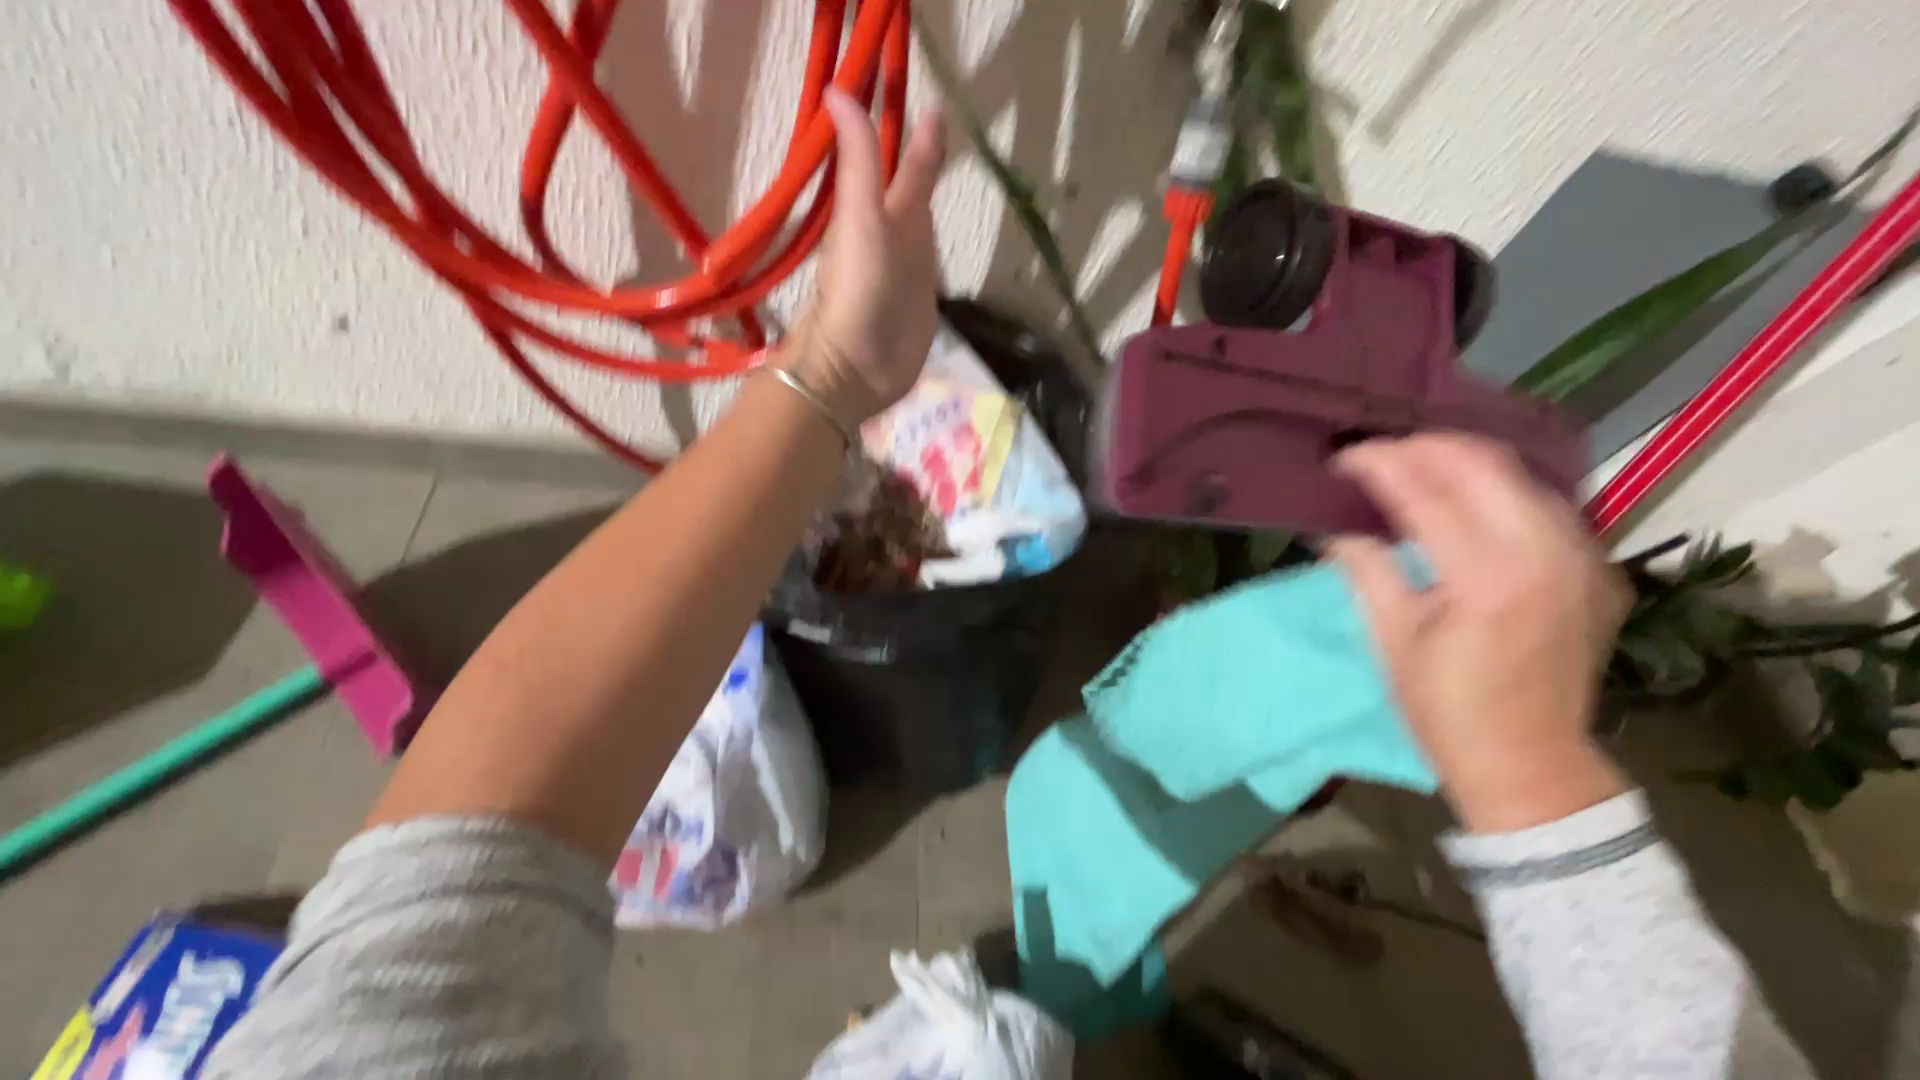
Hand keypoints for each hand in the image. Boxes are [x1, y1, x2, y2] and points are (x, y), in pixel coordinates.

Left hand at [783, 88, 946, 426]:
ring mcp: (909, 266)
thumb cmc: (858, 290)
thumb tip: (839, 88)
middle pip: (914, 184)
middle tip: (948, 119)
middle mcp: (896, 231)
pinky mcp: (922, 299)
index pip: (900, 156)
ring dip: (932, 190)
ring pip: (923, 216)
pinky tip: (944, 227)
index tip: (932, 96)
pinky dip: (939, 236)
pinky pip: (933, 257)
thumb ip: (861, 161)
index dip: (914, 128)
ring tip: (951, 160)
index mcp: (880, 208)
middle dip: (926, 154)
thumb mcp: (861, 219)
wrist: (857, 367)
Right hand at [1328, 434, 1632, 832]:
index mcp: (1487, 578)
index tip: (1343, 457)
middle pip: (1483, 464)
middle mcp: (1545, 554)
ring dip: (1462, 464)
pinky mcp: (1596, 569)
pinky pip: (1545, 505)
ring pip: (1520, 475)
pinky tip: (1466, 506)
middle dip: (1423, 448)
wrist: (1532, 765)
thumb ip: (1366, 568)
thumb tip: (1334, 525)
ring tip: (1415, 472)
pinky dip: (1499, 492)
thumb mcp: (1392, 640)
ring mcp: (1581, 558)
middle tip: (1378, 456)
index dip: (1380, 464)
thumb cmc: (1445, 711)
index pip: (1426, 492)